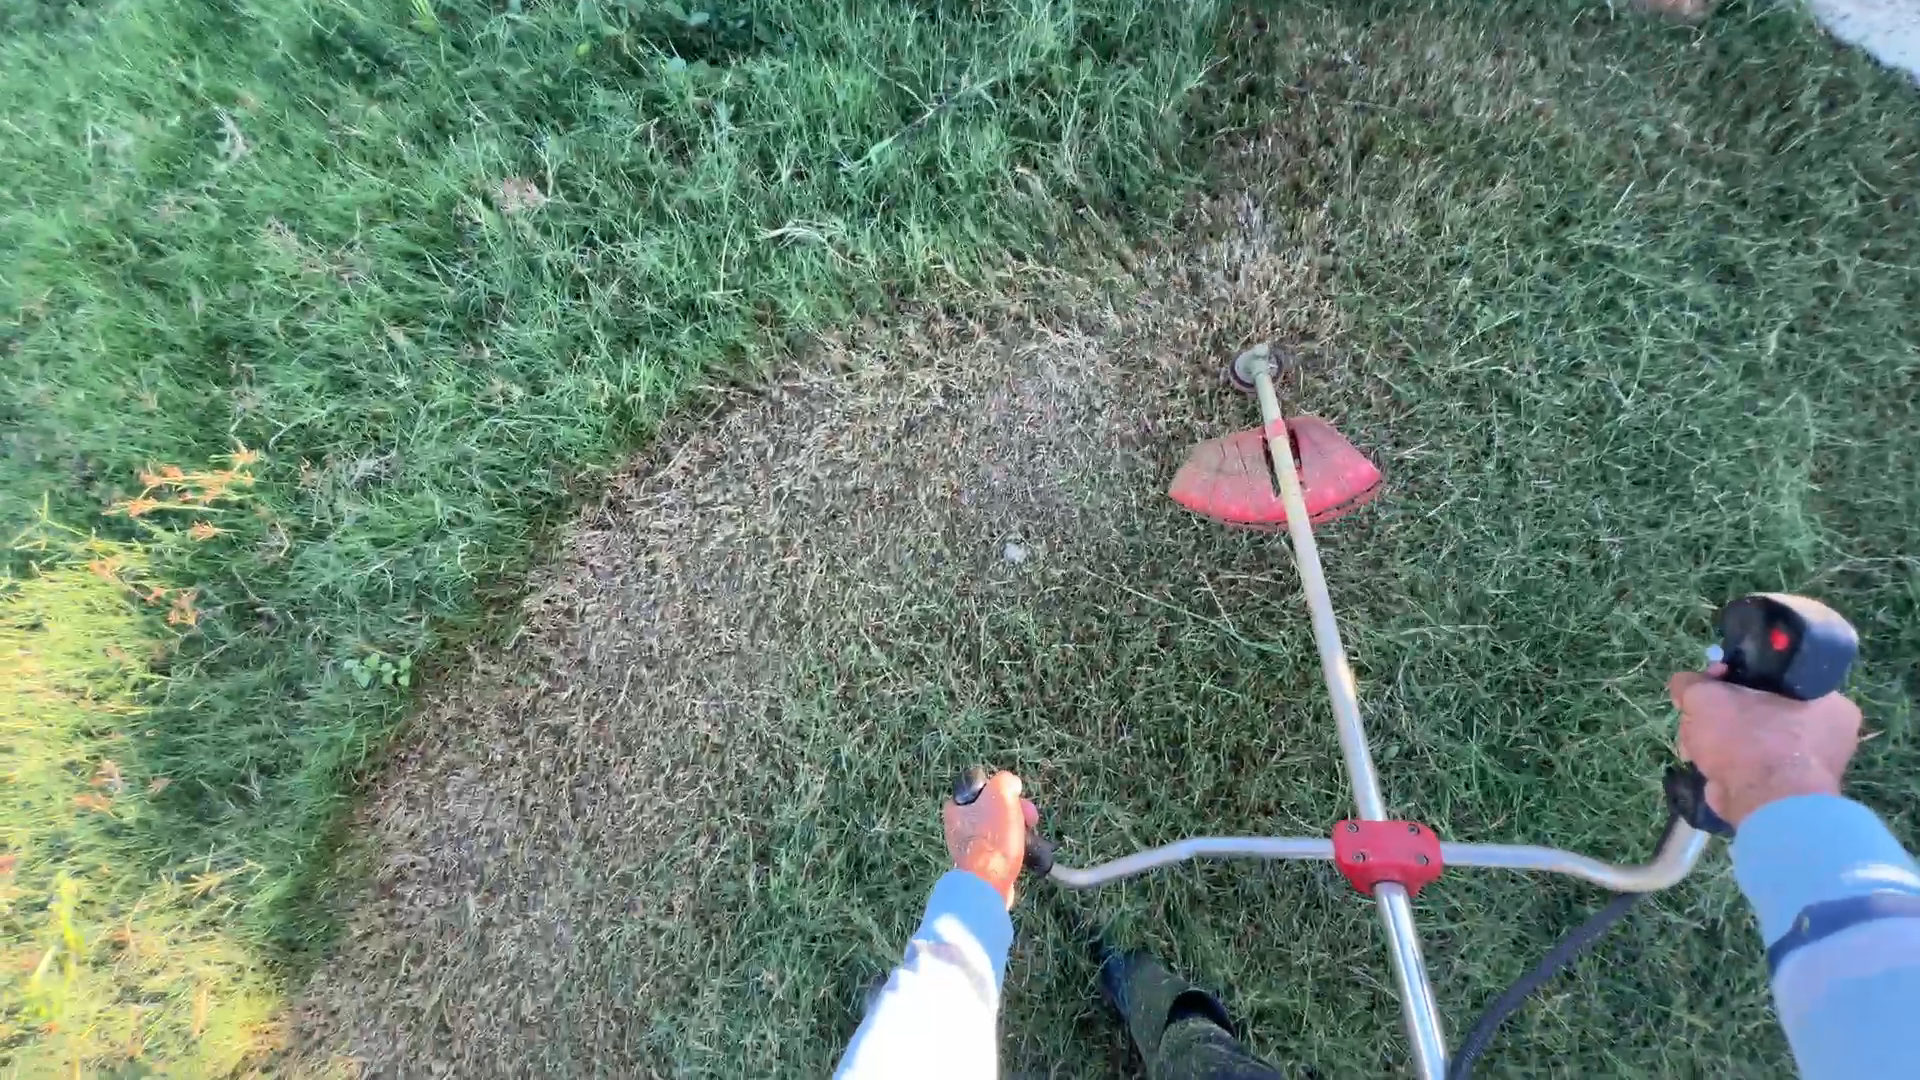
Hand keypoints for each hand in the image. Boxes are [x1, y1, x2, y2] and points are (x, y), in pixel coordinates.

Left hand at [943, 771, 1038, 908]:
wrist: (988, 884)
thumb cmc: (993, 837)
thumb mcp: (1001, 795)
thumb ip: (1005, 781)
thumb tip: (1011, 785)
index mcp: (956, 805)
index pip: (986, 787)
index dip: (1006, 791)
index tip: (1018, 799)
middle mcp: (958, 824)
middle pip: (995, 807)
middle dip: (1017, 811)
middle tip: (1031, 820)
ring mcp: (969, 846)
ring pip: (1000, 828)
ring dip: (1018, 830)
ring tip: (1029, 839)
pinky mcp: (981, 864)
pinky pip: (1001, 848)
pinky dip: (1014, 848)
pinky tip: (1023, 853)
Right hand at [1668, 669, 1862, 826]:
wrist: (1764, 801)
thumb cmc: (1746, 739)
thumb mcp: (1705, 695)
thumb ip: (1691, 681)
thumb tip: (1686, 684)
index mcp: (1827, 702)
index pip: (1770, 678)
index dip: (1730, 678)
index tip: (1706, 684)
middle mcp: (1829, 731)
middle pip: (1752, 709)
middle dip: (1713, 715)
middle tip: (1696, 719)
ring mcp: (1812, 762)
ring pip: (1745, 736)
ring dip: (1712, 739)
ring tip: (1696, 748)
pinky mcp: (1791, 785)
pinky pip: (1750, 761)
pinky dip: (1725, 761)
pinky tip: (1708, 765)